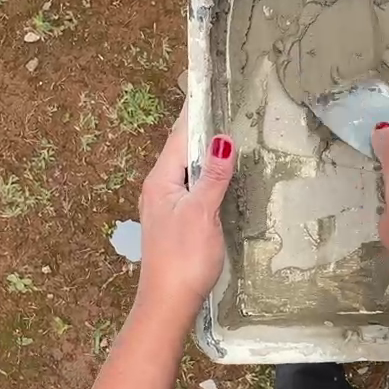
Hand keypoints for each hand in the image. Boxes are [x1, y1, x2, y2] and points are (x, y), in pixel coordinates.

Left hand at [133, 108, 236, 323]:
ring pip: (188, 168)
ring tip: (229, 131)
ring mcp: (166, 205)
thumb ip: (214, 177)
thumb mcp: (202, 213)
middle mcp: (159, 188)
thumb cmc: (183, 258)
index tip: (207, 84)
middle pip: (183, 149)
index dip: (195, 110)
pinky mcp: (176, 221)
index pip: (180, 135)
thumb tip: (224, 140)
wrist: (168, 304)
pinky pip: (193, 186)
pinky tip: (222, 176)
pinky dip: (208, 173)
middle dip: (203, 127)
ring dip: (207, 151)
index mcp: (160, 180)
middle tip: (225, 102)